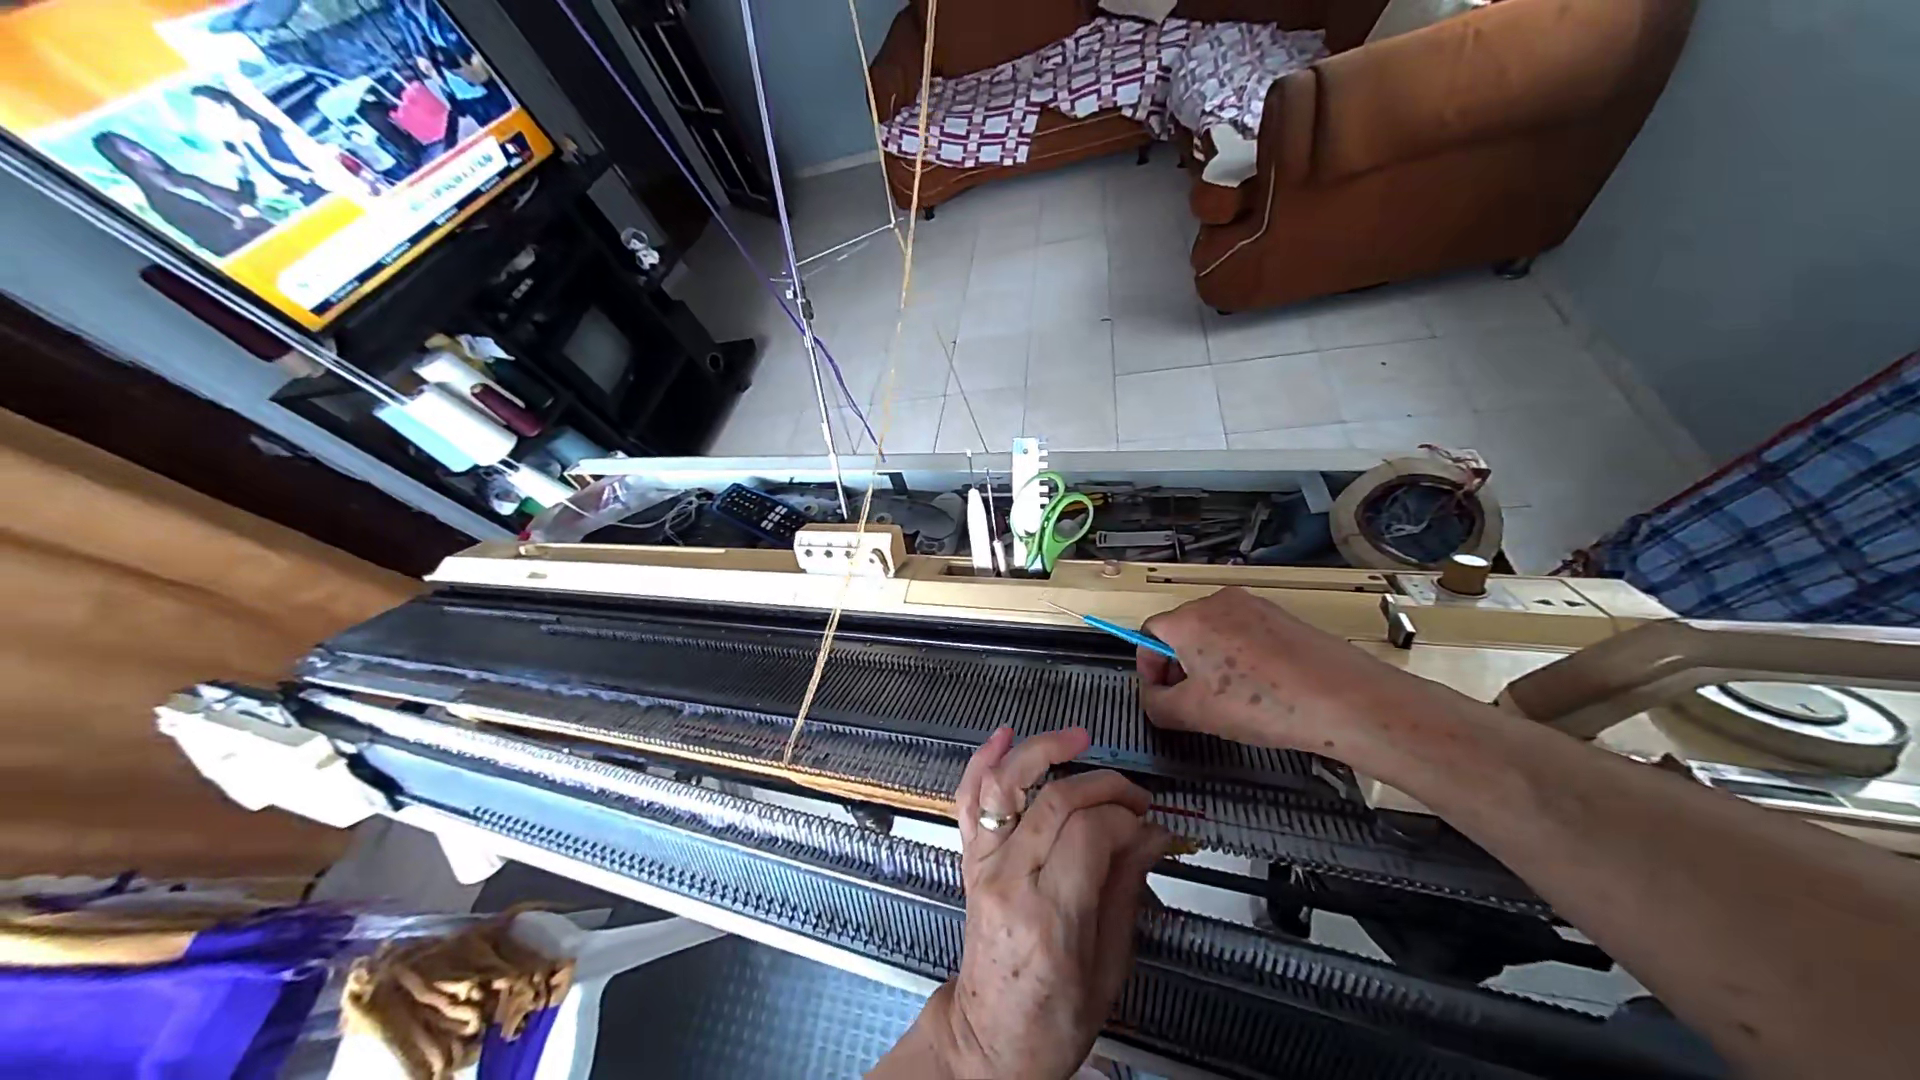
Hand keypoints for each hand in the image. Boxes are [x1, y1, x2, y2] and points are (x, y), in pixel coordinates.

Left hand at [907, 727, 1172, 1079]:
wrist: (990, 1040)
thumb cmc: (1053, 1019)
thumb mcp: (1109, 965)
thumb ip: (1127, 887)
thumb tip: (1154, 834)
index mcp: (1049, 916)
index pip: (1090, 832)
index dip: (1126, 817)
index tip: (1148, 823)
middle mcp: (1008, 881)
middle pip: (1054, 802)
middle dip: (1102, 784)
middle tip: (1132, 794)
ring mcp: (982, 866)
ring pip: (1004, 786)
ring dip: (1040, 750)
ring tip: (1077, 737)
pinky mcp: (969, 860)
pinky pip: (968, 800)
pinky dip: (983, 761)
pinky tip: (1003, 736)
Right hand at [1138, 587, 1447, 763]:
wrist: (1343, 699)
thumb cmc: (1262, 703)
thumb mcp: (1194, 714)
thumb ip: (1156, 705)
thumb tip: (1152, 698)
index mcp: (1189, 619)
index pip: (1148, 634)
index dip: (1147, 666)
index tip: (1158, 693)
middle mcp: (1217, 602)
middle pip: (1181, 631)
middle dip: (1178, 666)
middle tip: (1191, 702)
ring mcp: (1253, 606)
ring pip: (1214, 633)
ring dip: (1209, 663)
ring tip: (1228, 700)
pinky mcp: (1282, 616)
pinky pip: (1244, 634)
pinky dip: (1239, 659)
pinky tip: (1258, 690)